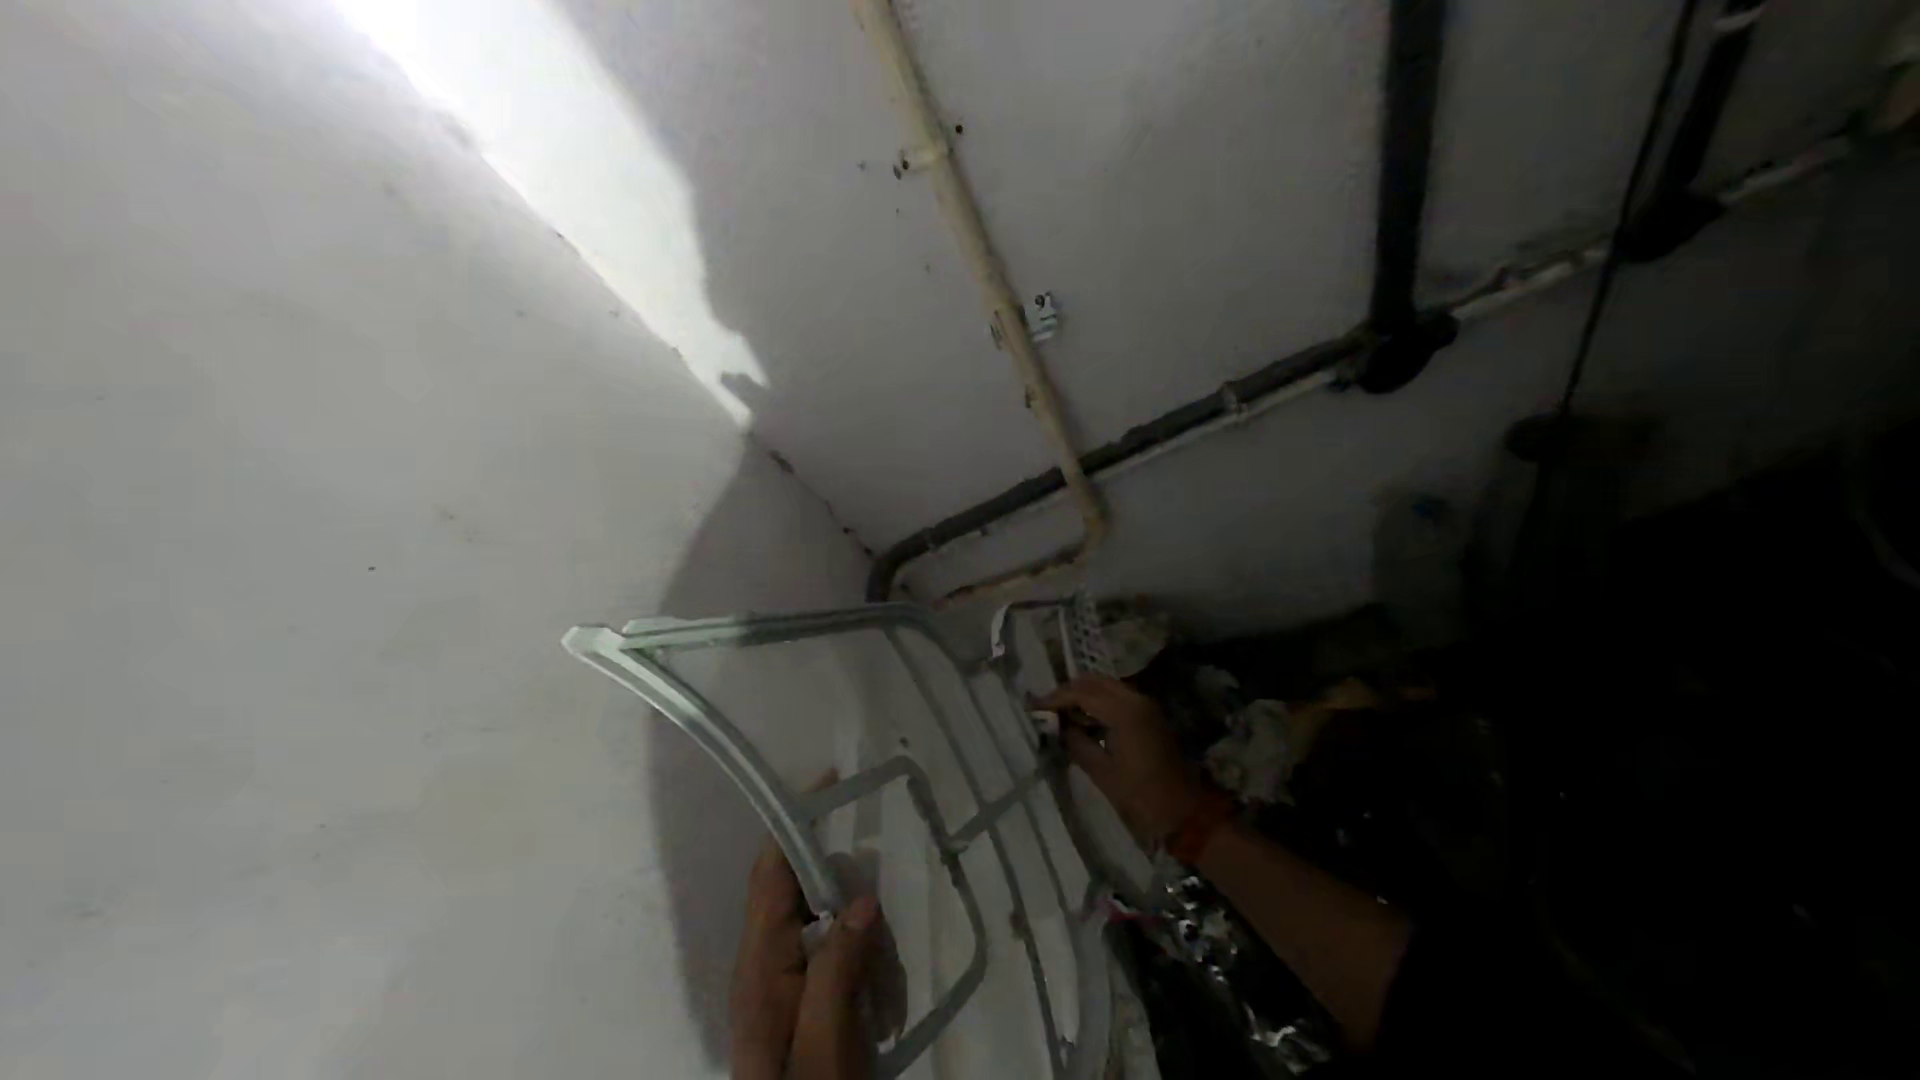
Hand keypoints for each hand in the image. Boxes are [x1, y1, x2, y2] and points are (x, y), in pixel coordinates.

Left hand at [731, 836, 880, 1079]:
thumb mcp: (824, 1045)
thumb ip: (838, 967)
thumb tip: (864, 897)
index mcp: (759, 965)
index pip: (770, 874)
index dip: (793, 825)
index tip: (831, 783)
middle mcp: (766, 961)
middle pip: (810, 894)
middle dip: (854, 904)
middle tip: (884, 945)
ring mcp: (785, 978)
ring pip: (834, 922)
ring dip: (869, 947)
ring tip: (885, 1002)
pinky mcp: (805, 993)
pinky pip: (841, 953)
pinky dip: (867, 967)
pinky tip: (881, 1009)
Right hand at [1039, 675, 1210, 845]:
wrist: (1185, 811)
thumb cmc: (1141, 795)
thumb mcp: (1101, 772)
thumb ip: (1075, 743)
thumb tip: (1058, 727)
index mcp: (1123, 711)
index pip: (1081, 692)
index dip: (1055, 698)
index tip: (1034, 707)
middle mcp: (1136, 699)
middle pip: (1094, 681)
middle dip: (1069, 691)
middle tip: (1047, 707)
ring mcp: (1146, 705)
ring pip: (1107, 686)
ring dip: (1084, 694)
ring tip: (1062, 714)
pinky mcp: (1150, 714)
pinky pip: (1118, 696)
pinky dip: (1099, 701)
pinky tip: (1085, 720)